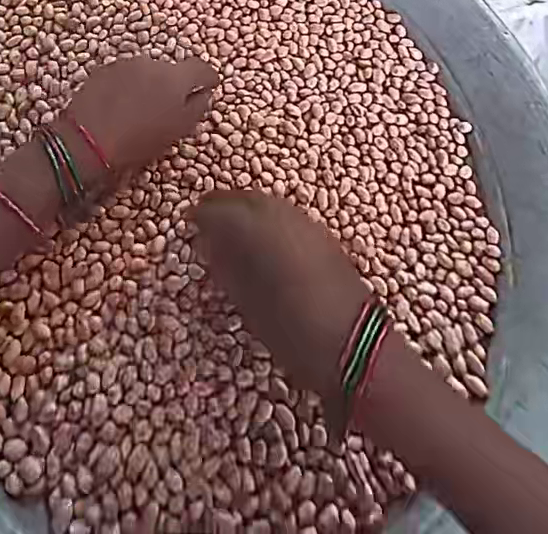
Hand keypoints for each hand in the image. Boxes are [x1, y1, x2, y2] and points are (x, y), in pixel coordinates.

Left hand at [63, 57, 219, 187]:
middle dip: (173, 85)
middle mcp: (151, 62)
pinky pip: (124, 75)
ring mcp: (124, 64)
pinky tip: (121, 107)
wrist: (85, 141)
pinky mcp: (102, 70)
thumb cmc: (138, 141)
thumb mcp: (178, 130)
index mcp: (175, 77)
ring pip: (146, 72)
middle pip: (171, 70)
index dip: (207, 78)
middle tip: (169, 109)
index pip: (201, 68)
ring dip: (148, 85)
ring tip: (141, 110)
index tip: (209, 87)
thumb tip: (204, 93)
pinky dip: (128, 86)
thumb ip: (197, 107)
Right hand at [191, 191, 373, 416]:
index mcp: (258, 229)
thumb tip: (208, 245)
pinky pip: (285, 214)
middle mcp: (282, 216)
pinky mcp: (323, 236)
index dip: (201, 214)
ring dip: (245, 208)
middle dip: (222, 205)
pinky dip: (267, 218)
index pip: (219, 210)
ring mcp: (306, 224)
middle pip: (244, 198)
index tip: (188, 221)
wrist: (359, 350)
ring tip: (230, 228)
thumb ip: (226, 268)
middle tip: (205, 219)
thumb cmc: (294, 332)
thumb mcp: (249, 304)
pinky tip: (261, 238)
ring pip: (267, 203)